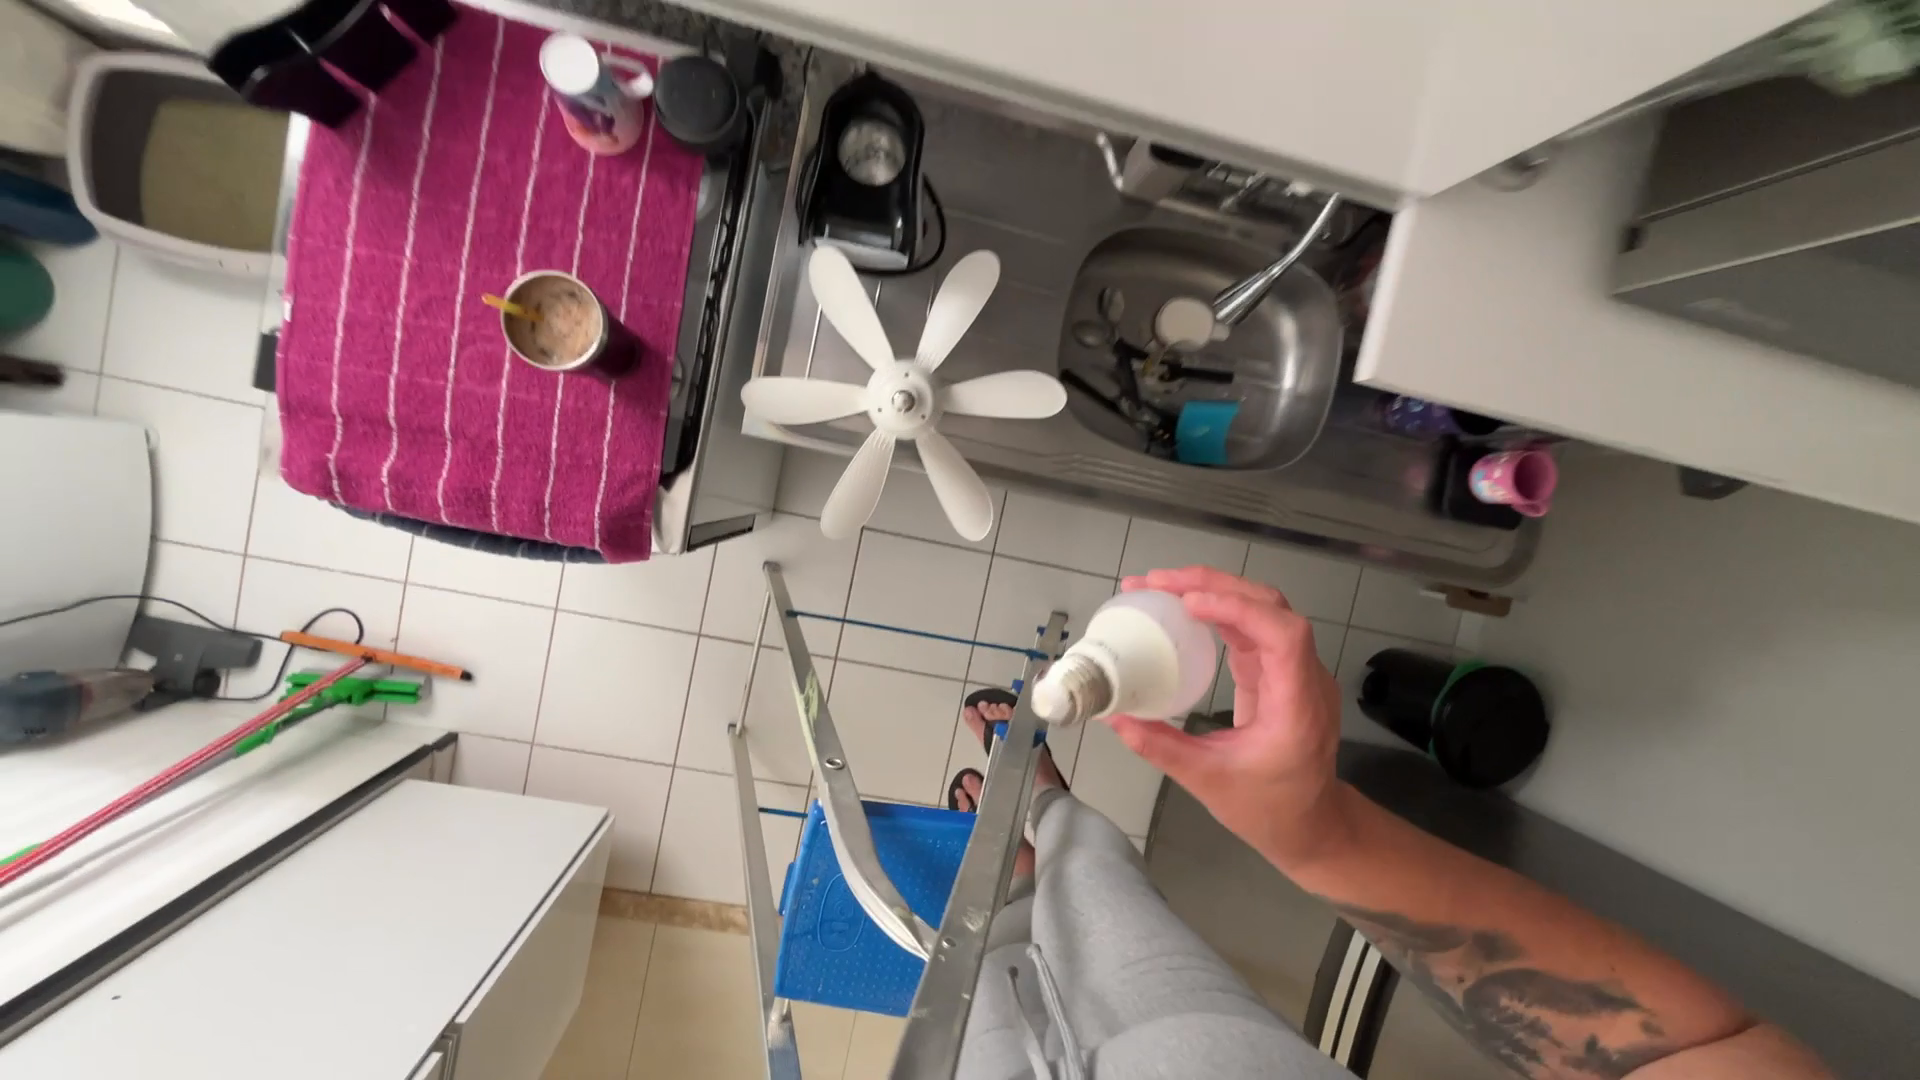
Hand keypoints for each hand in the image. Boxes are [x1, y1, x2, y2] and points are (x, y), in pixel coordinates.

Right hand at [1106, 566, 1352, 868]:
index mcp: (1296, 704)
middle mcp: (1303, 677)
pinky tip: (1183, 607)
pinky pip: (1252, 626)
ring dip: (1214, 589)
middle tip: (1156, 581)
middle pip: (1270, 606)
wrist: (1312, 826)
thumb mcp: (1209, 782)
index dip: (1238, 608)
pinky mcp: (1277, 671)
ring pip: (1262, 609)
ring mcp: (1294, 670)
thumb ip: (1160, 748)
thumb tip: (1113, 718)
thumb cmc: (1270, 810)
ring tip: (1162, 585)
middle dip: (1214, 584)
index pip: (1283, 635)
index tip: (1189, 603)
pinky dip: (1218, 609)